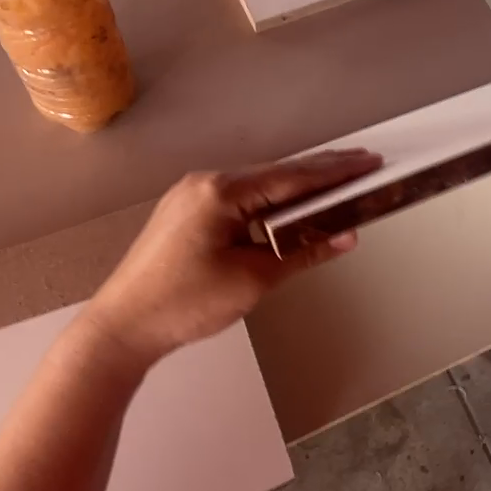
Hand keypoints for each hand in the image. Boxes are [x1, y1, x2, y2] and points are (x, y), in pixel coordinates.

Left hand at [84, 149, 382, 364]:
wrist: (121, 328)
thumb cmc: (185, 303)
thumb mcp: (253, 279)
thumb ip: (303, 251)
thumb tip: (347, 236)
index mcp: (221, 191)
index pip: (292, 177)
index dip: (335, 172)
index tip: (369, 162)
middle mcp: (205, 182)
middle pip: (275, 173)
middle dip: (321, 171)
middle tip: (363, 164)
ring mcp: (192, 194)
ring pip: (257, 184)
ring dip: (296, 185)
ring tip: (337, 182)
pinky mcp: (186, 211)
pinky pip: (240, 196)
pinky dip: (270, 199)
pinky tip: (291, 203)